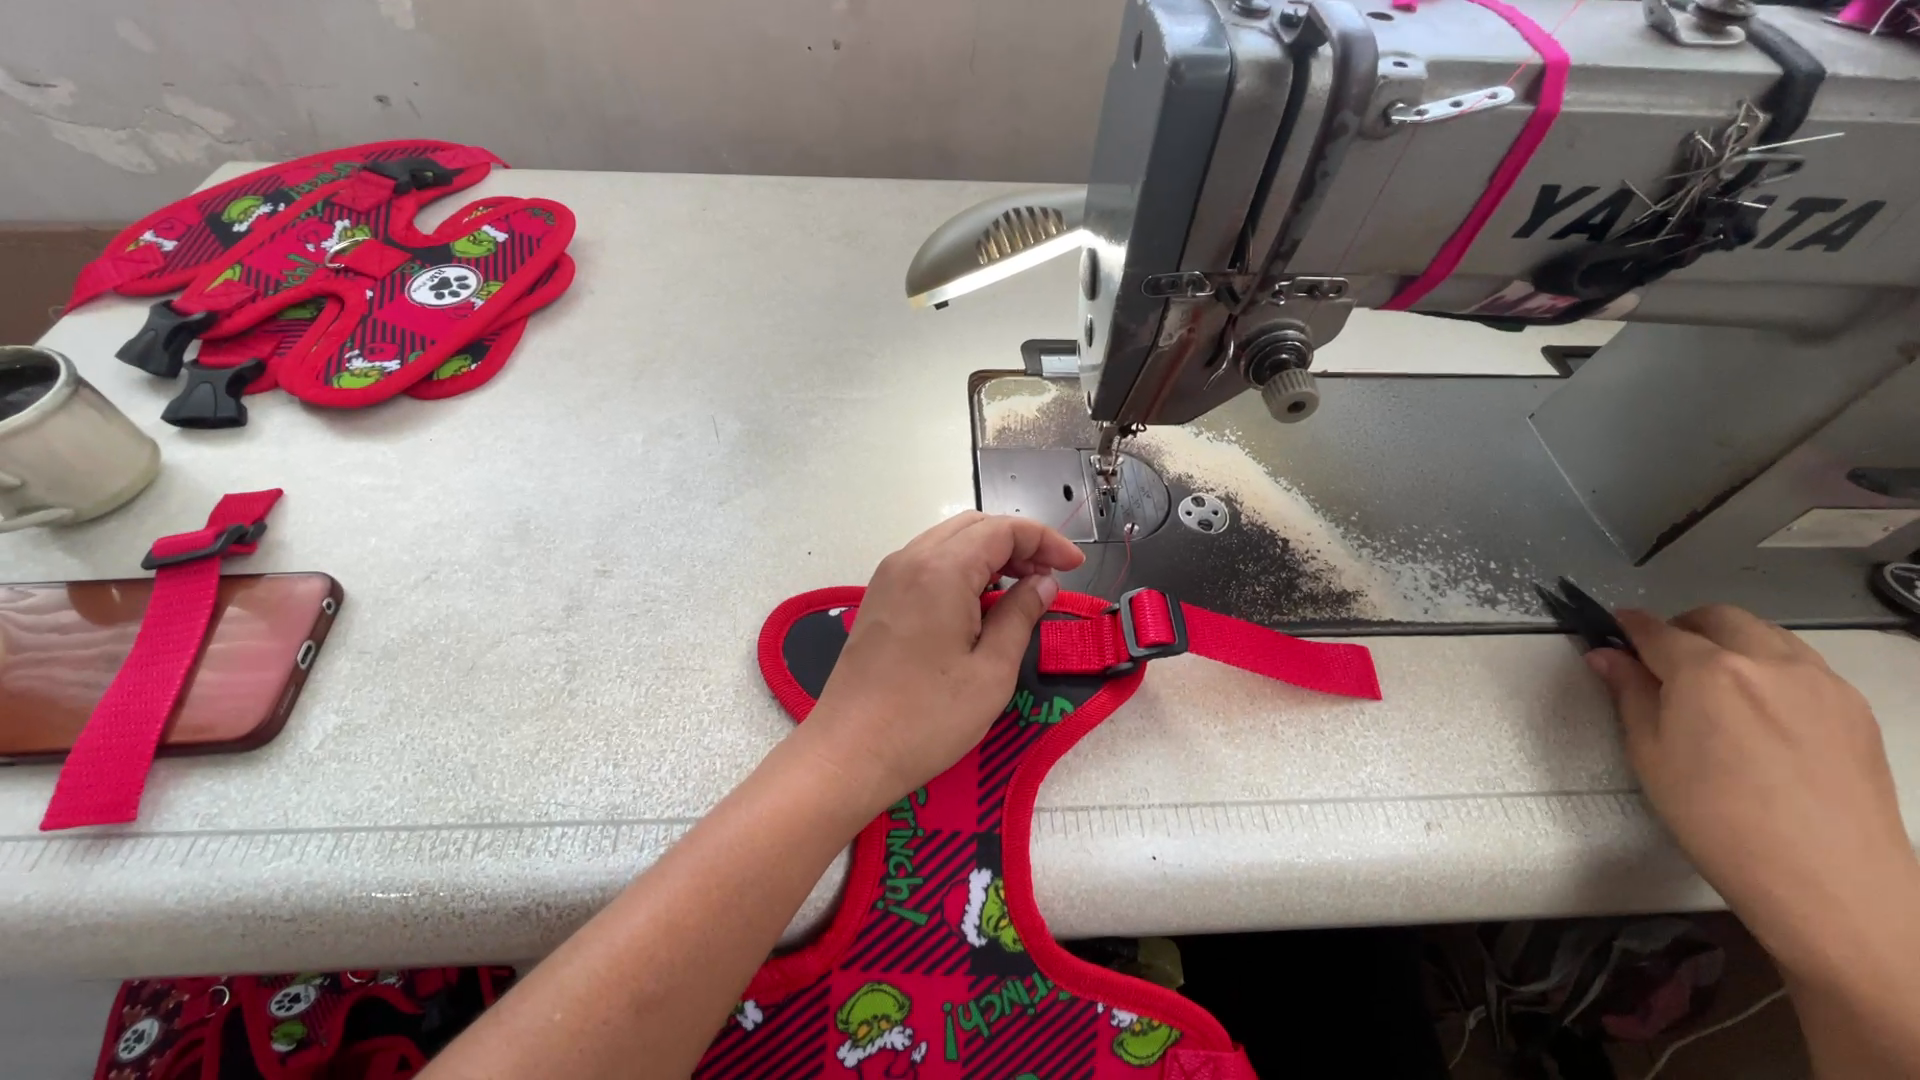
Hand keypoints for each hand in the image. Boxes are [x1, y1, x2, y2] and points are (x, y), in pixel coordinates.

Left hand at [797, 512, 1084, 811]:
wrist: (850, 752)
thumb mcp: (992, 671)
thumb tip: (1044, 582)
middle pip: (974, 527)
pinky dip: (961, 569)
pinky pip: (928, 563)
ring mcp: (889, 577)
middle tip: (1050, 577)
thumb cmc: (927, 718)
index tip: (1075, 566)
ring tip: (1022, 589)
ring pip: (949, 541)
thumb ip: (1021, 615)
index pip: (1004, 530)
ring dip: (990, 554)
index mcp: (941, 570)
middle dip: (1019, 543)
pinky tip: (980, 602)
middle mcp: (910, 560)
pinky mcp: (879, 599)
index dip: (1046, 540)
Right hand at [1589, 605, 1919, 977]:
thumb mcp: (1650, 754)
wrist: (1827, 877)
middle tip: (1661, 659)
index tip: (1614, 628)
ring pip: (1766, 636)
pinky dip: (1770, 669)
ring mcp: (1820, 682)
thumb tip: (1608, 656)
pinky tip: (1759, 712)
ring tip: (1713, 685)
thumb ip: (1630, 694)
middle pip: (1719, 619)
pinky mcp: (1853, 707)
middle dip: (1684, 627)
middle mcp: (1768, 661)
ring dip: (1730, 643)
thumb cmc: (1716, 817)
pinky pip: (1803, 666)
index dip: (1629, 627)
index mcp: (1708, 671)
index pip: (1657, 631)